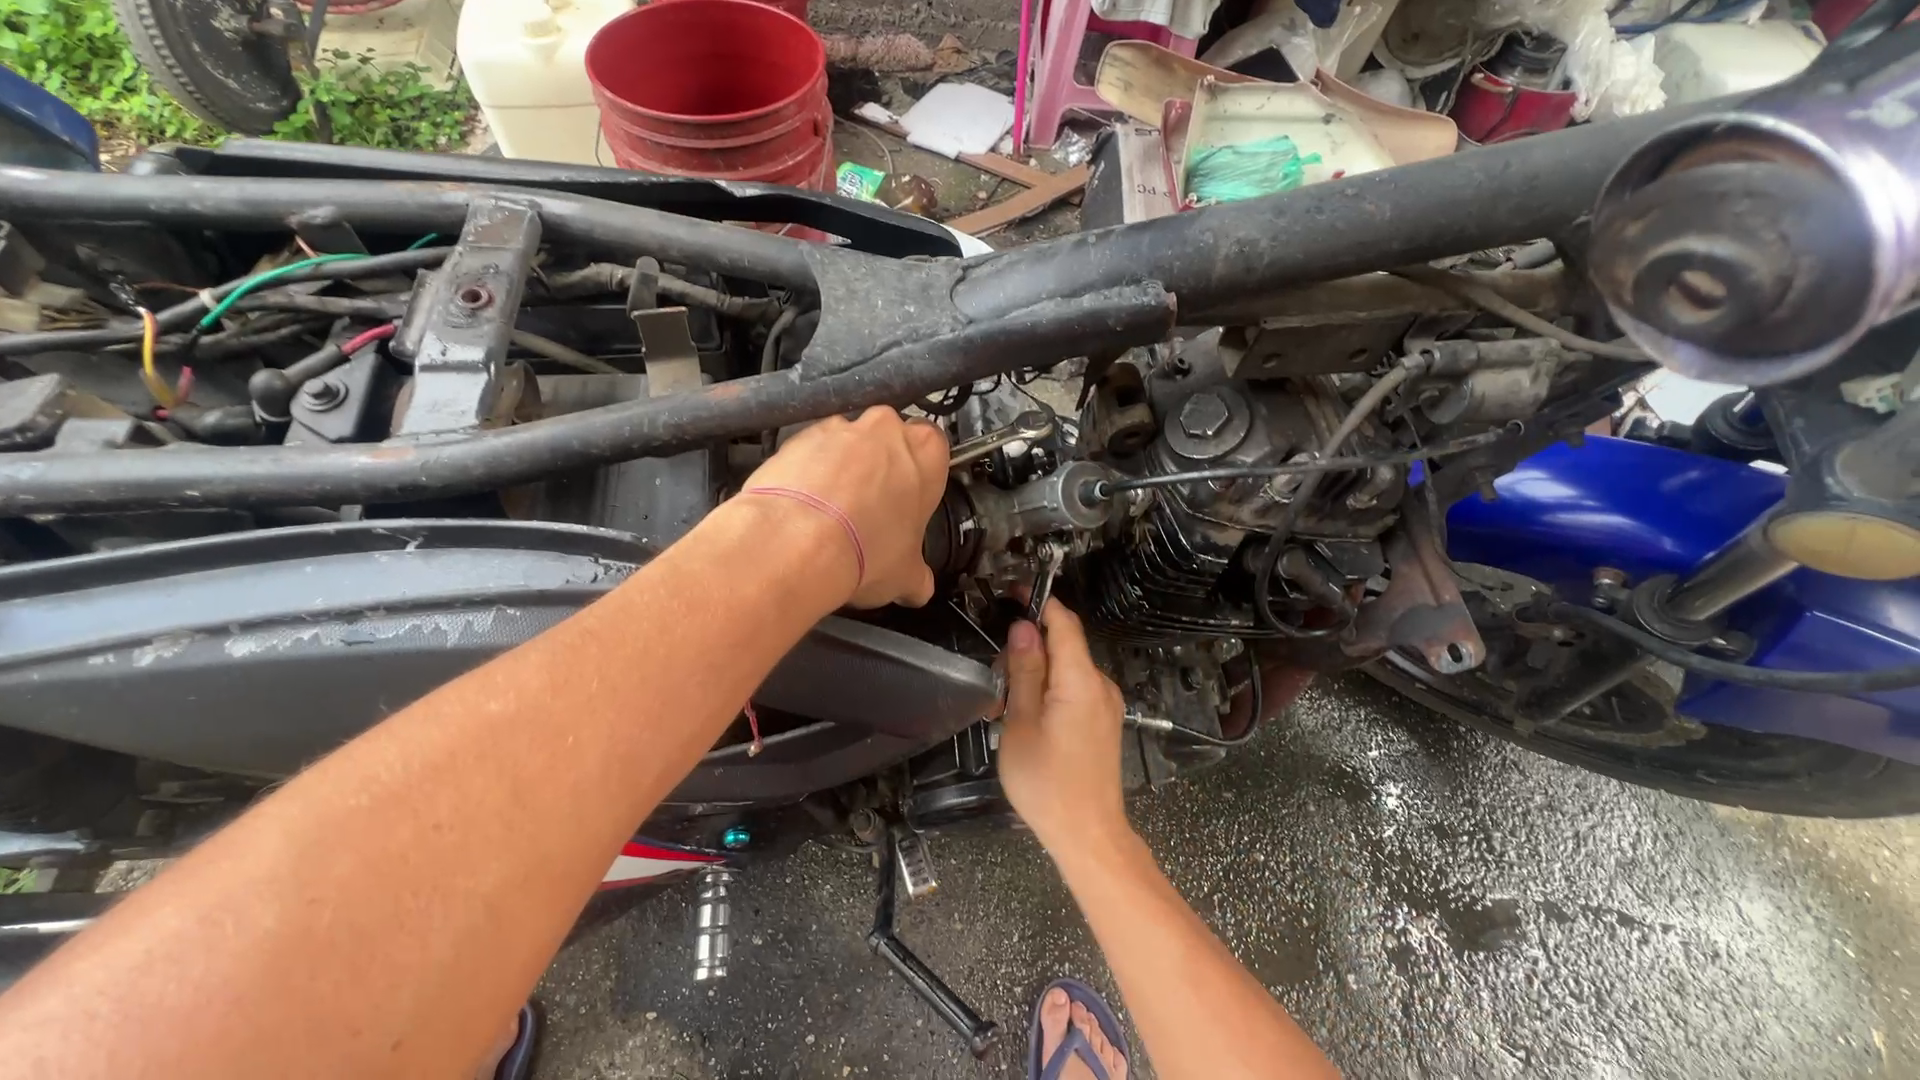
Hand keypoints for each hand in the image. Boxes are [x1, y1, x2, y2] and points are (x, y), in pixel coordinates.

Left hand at [737, 406, 949, 608]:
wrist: (796, 543)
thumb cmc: (858, 546)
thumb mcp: (907, 575)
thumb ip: (918, 574)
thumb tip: (915, 584)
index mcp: (926, 451)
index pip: (935, 452)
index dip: (920, 481)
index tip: (910, 504)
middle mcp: (883, 431)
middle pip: (888, 444)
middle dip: (880, 474)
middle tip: (871, 515)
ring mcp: (838, 431)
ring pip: (846, 447)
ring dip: (842, 474)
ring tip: (834, 519)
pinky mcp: (796, 440)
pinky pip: (808, 455)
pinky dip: (807, 477)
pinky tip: (807, 514)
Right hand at [996, 598, 1131, 852]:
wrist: (1087, 834)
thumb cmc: (1047, 783)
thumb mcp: (1021, 724)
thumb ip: (1024, 673)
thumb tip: (1023, 630)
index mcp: (1081, 681)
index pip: (1063, 622)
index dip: (1039, 602)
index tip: (1012, 592)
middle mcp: (1102, 686)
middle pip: (1066, 645)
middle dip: (1031, 645)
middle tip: (997, 668)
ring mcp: (1107, 706)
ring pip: (1069, 670)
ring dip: (1039, 671)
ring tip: (1007, 700)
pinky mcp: (1105, 723)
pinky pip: (1077, 691)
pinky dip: (1052, 690)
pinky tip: (1029, 715)